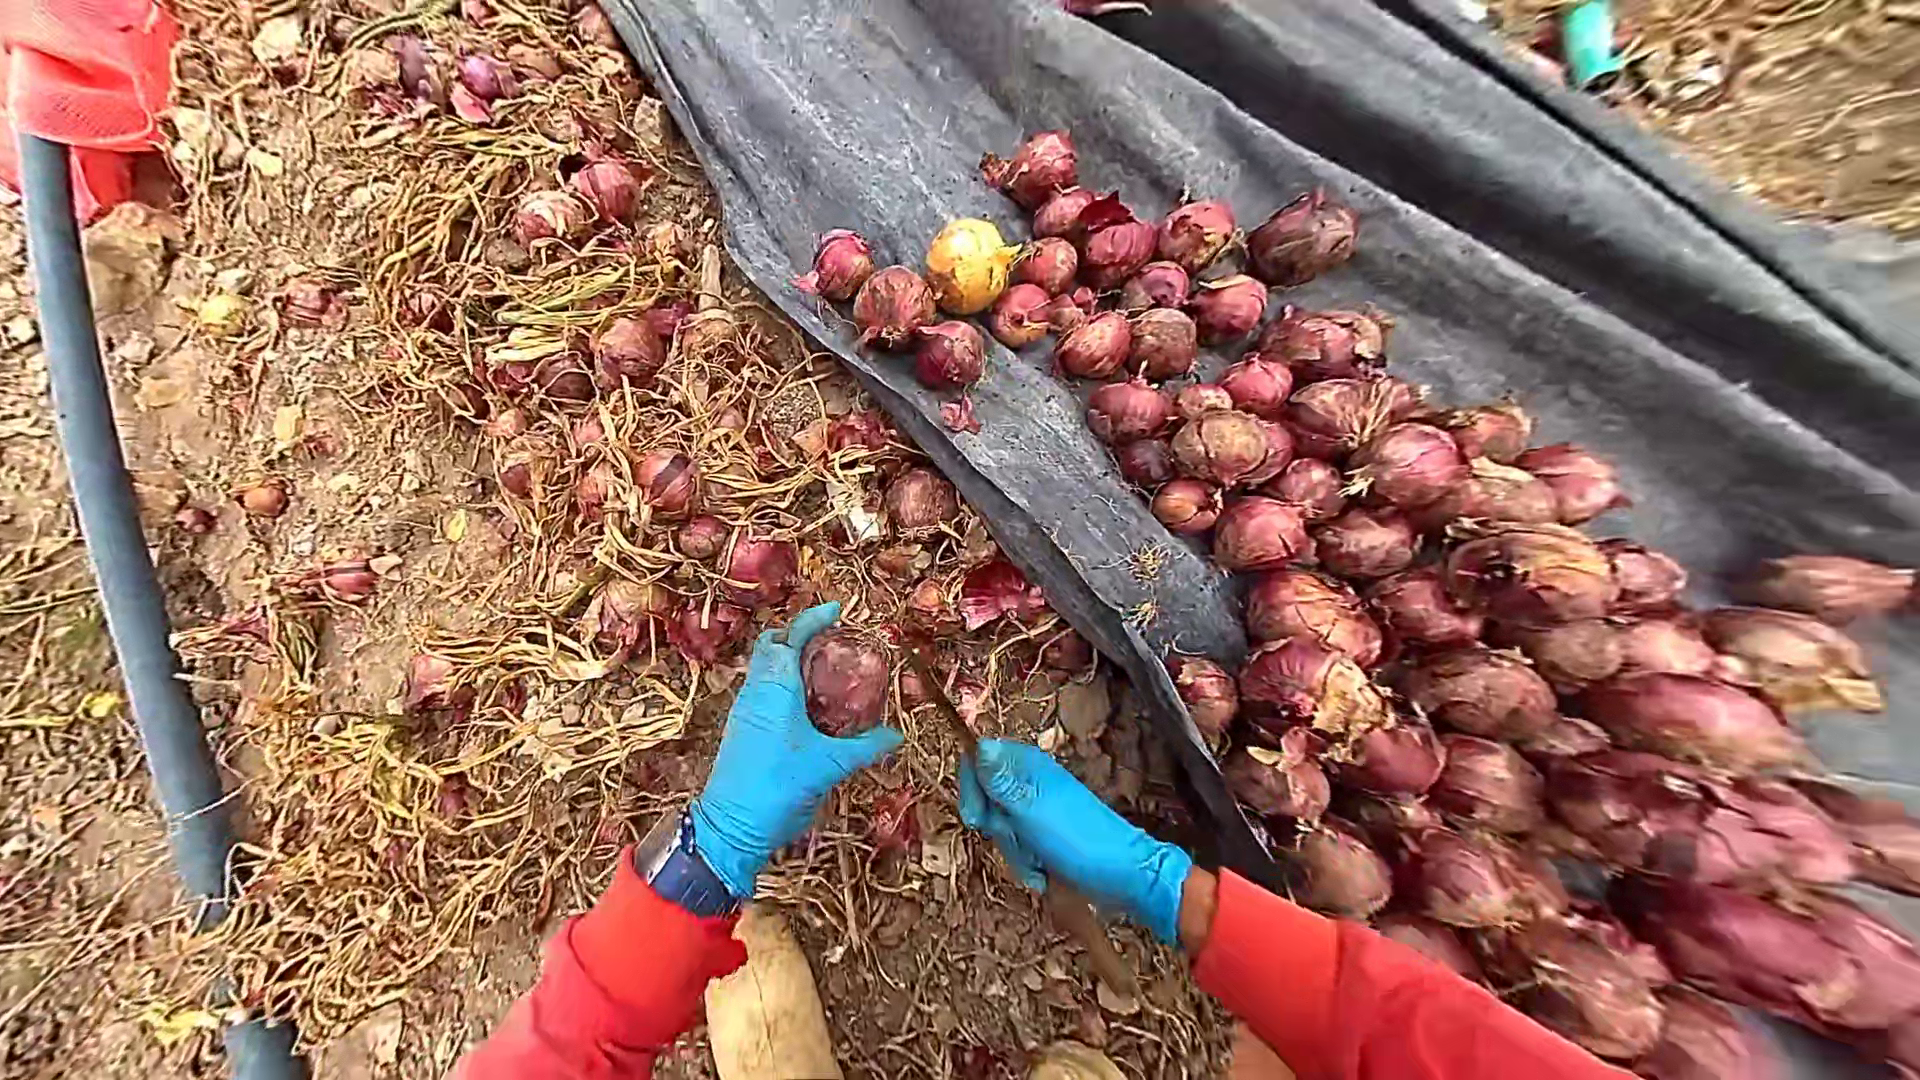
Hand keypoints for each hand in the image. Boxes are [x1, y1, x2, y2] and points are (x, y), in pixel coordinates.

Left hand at [690, 602, 902, 895]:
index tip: (836, 610)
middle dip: (798, 635)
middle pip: (771, 646)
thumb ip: (864, 748)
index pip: (791, 638)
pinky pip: (764, 689)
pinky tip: (807, 703)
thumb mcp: (828, 766)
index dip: (813, 620)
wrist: (728, 830)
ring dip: (790, 658)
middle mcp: (757, 692)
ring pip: (765, 667)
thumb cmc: (777, 788)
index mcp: (776, 690)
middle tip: (829, 639)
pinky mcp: (743, 727)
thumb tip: (896, 736)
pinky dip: (784, 682)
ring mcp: (746, 709)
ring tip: (823, 668)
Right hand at [958, 739, 1192, 944]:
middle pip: (984, 795)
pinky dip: (1026, 860)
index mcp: (1026, 763)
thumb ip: (999, 780)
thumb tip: (978, 744)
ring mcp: (1036, 807)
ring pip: (999, 824)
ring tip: (1037, 858)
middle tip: (1017, 836)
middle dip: (995, 825)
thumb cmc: (1076, 839)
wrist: (1122, 875)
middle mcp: (1028, 779)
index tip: (977, 817)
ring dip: (1013, 849)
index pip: (977, 759)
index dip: (971, 788)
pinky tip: (1043, 870)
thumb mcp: (1029, 809)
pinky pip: (1017, 843)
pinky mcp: (1043, 832)